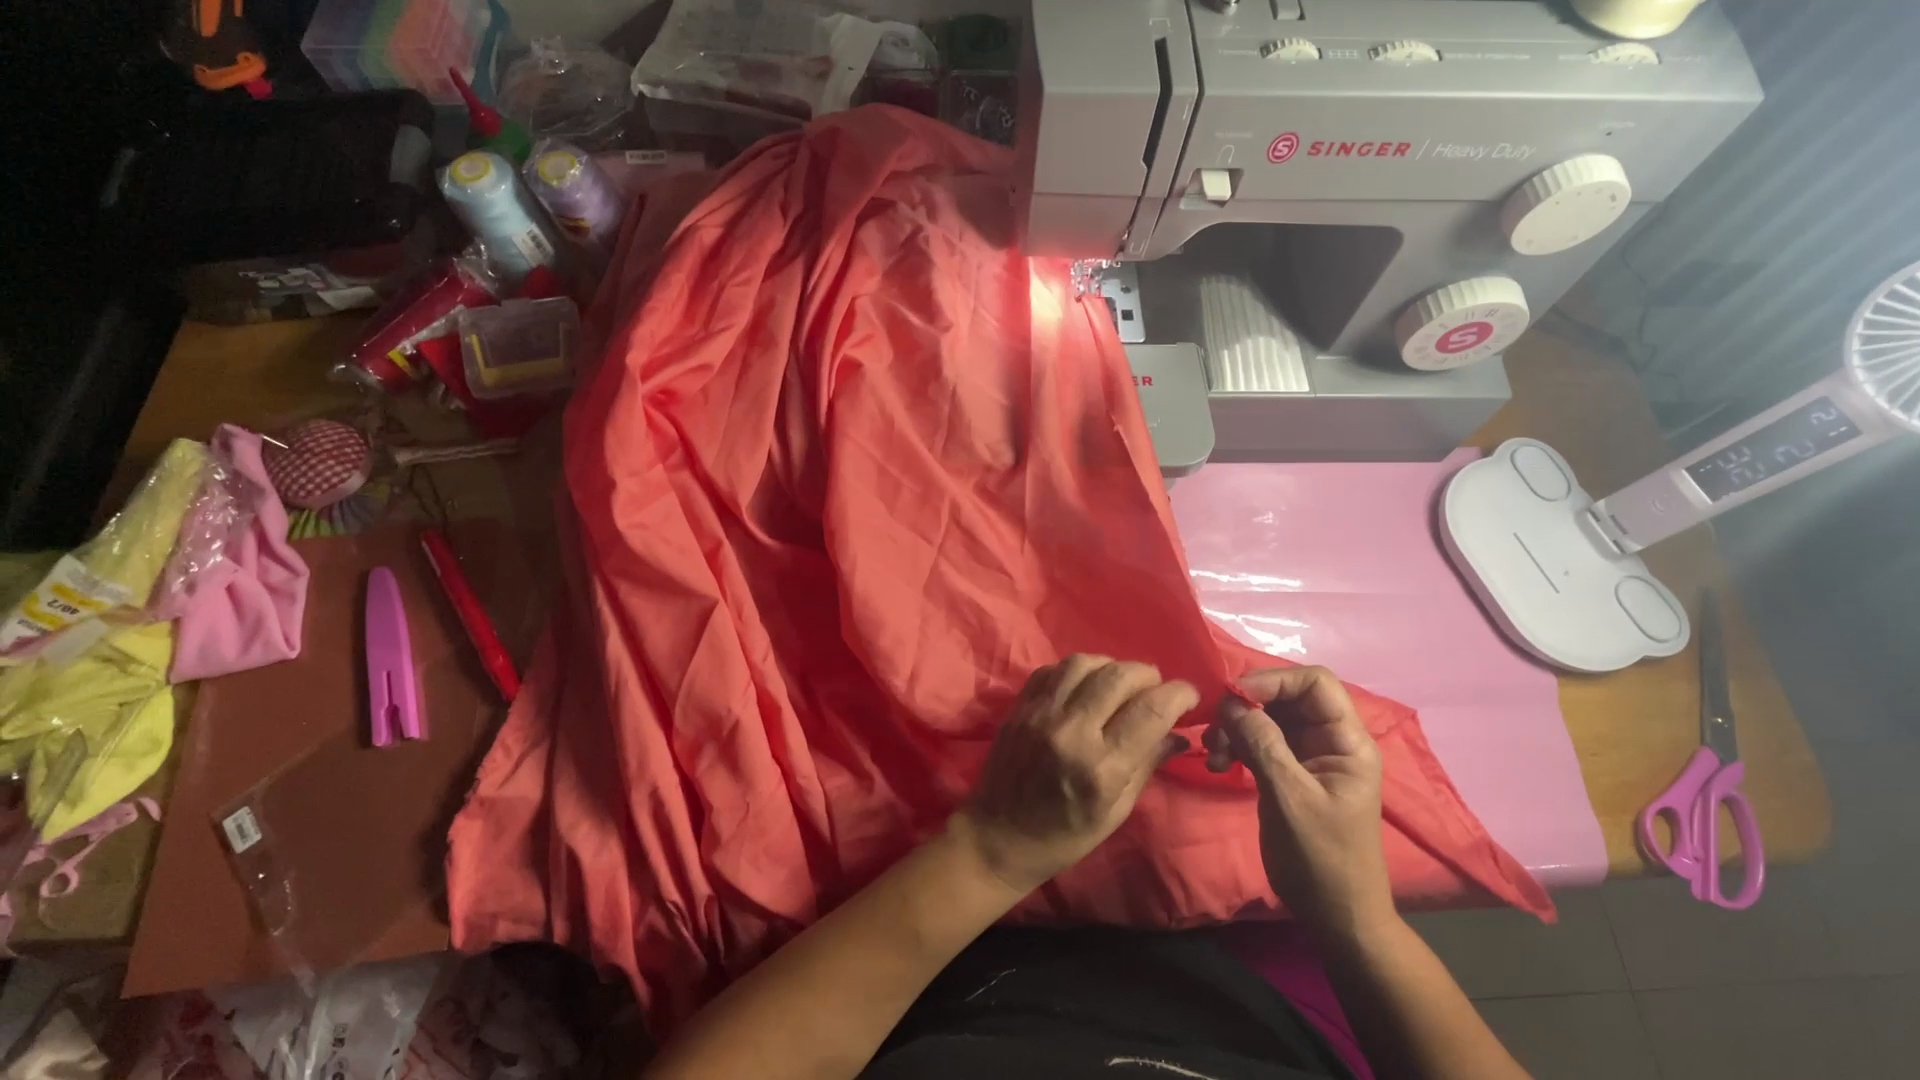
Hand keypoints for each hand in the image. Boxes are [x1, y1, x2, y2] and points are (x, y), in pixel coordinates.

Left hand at [953, 655, 1198, 894]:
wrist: (999, 837)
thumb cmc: (1064, 836)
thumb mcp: (1116, 811)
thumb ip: (1148, 764)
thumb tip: (1179, 734)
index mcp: (1102, 767)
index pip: (1152, 710)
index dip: (1180, 694)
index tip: (1189, 697)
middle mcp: (1072, 731)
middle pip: (1121, 675)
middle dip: (1149, 676)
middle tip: (1155, 690)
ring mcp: (1041, 713)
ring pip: (1086, 662)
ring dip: (1112, 667)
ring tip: (1121, 685)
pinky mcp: (1020, 706)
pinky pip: (1055, 669)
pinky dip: (1078, 670)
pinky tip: (1086, 686)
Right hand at [1205, 666, 1395, 941]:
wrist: (1334, 915)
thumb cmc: (1322, 859)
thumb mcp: (1290, 799)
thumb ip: (1263, 745)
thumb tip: (1231, 703)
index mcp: (1347, 742)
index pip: (1315, 683)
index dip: (1273, 680)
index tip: (1233, 697)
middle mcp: (1330, 741)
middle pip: (1286, 697)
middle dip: (1247, 706)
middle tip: (1214, 728)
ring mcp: (1308, 757)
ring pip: (1267, 718)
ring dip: (1235, 728)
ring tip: (1212, 755)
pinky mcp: (1288, 772)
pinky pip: (1259, 742)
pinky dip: (1235, 745)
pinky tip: (1217, 763)